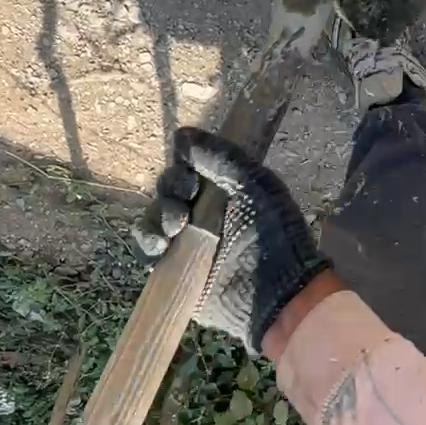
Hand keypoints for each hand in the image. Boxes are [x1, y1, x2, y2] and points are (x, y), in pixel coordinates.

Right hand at [133, 127, 330, 350]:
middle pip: (168, 191)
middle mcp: (203, 213)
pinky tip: (162, 246)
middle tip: (184, 209)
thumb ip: (222, 157)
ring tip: (175, 228)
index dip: (182, 168)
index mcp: (224, 190)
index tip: (191, 177)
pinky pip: (148, 252)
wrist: (277, 289)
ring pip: (153, 219)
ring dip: (157, 217)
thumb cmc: (273, 231)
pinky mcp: (176, 271)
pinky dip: (148, 244)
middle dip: (170, 193)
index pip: (188, 169)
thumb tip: (182, 135)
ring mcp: (188, 243)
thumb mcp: (255, 184)